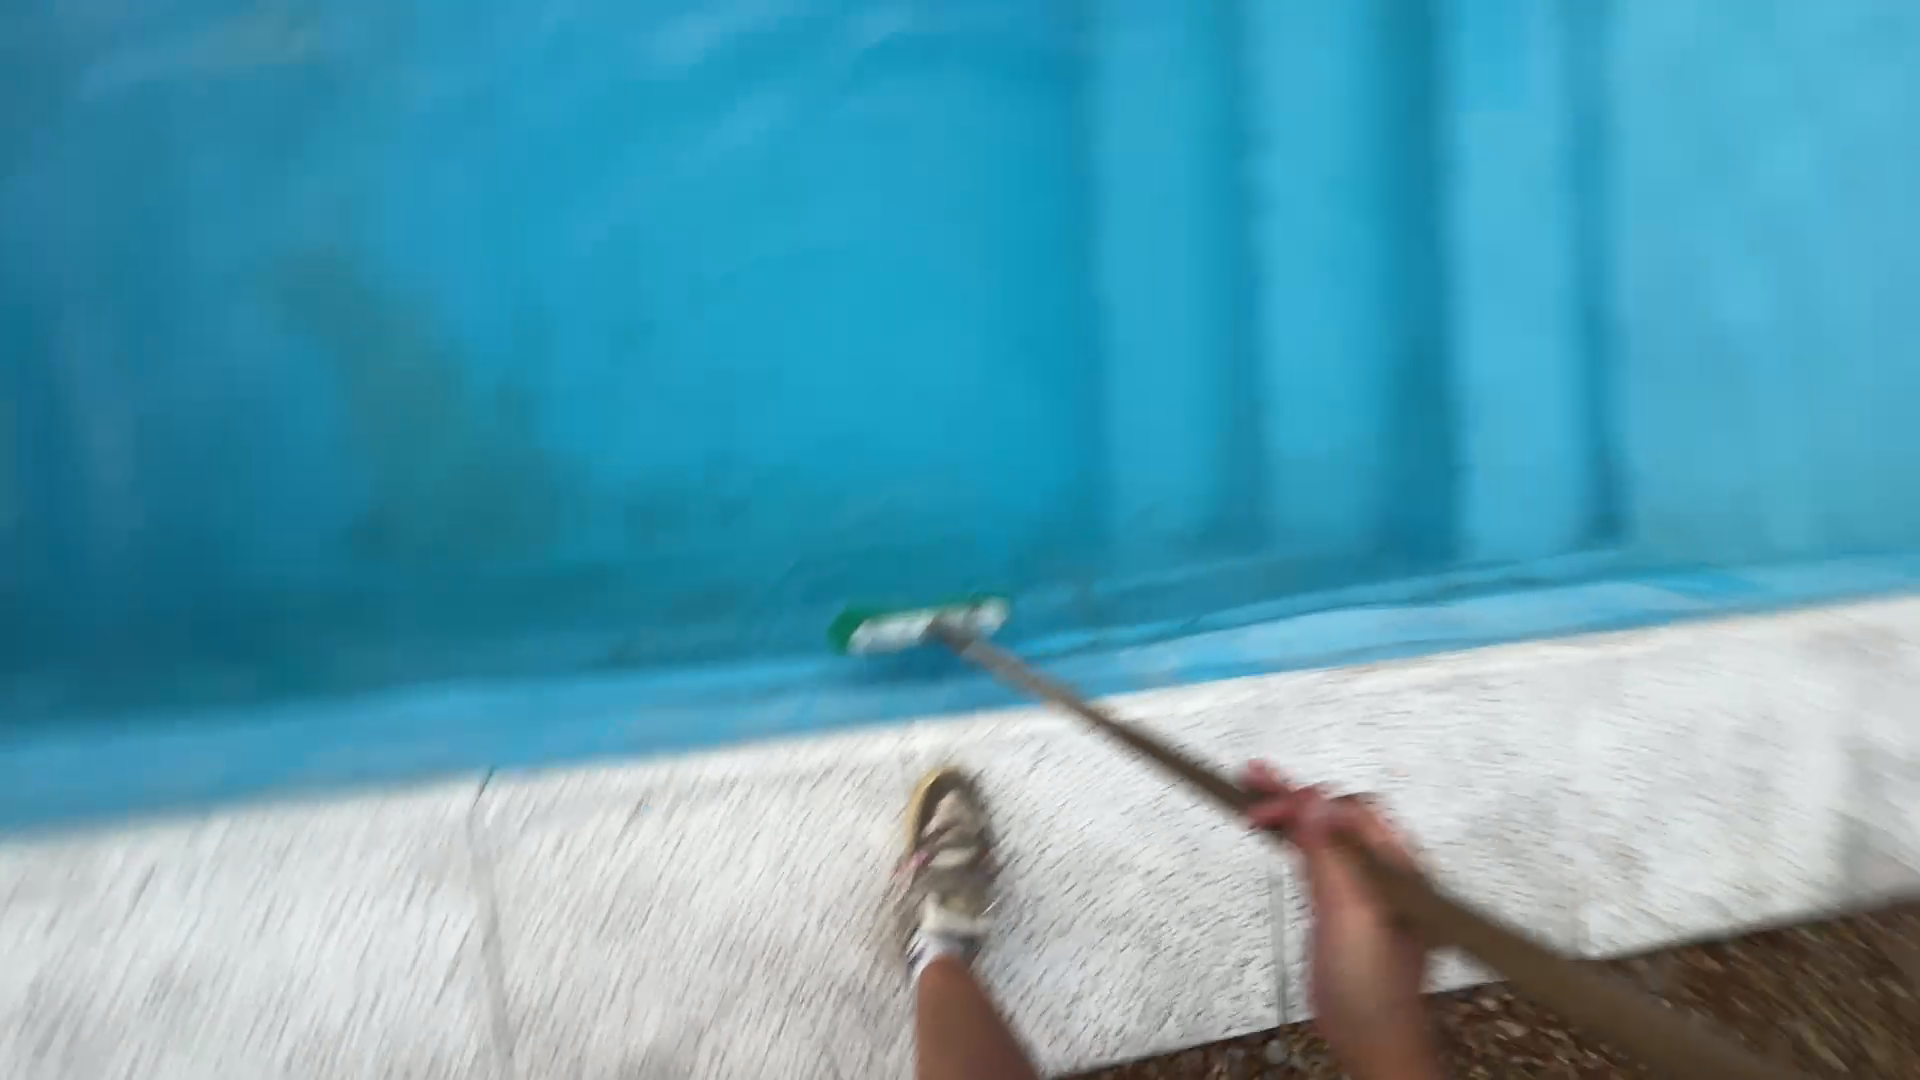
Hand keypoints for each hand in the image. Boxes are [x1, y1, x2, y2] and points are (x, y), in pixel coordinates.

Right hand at [1242, 762, 1440, 1079]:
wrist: (1371, 1042)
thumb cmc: (1372, 991)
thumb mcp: (1349, 916)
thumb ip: (1330, 856)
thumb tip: (1313, 800)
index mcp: (1401, 870)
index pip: (1353, 813)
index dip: (1310, 804)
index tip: (1270, 809)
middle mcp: (1385, 870)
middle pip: (1336, 813)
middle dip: (1294, 793)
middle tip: (1252, 777)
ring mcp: (1363, 883)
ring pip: (1322, 829)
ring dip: (1289, 807)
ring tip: (1251, 785)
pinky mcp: (1341, 898)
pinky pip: (1315, 852)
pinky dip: (1291, 833)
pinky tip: (1272, 823)